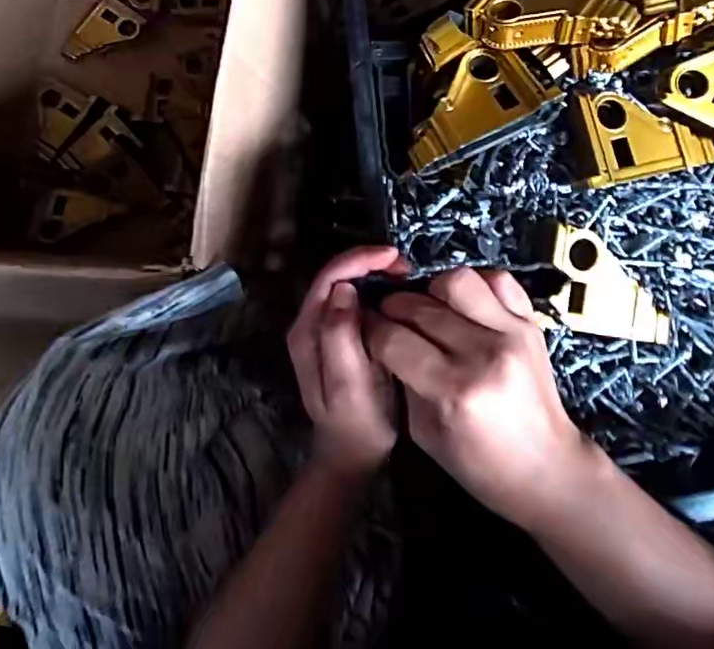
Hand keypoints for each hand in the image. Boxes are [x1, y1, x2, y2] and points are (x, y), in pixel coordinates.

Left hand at [287, 246, 408, 478]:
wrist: (352, 455)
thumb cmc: (357, 422)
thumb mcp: (349, 383)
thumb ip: (341, 336)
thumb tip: (344, 288)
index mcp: (308, 331)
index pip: (329, 277)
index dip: (360, 259)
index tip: (395, 257)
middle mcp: (310, 324)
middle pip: (336, 275)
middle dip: (369, 261)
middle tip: (405, 265)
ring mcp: (323, 329)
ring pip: (345, 283)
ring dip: (373, 272)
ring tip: (405, 273)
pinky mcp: (339, 335)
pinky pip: (354, 299)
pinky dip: (375, 288)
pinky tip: (396, 291)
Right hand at [366, 267, 599, 528]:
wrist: (547, 467)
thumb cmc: (480, 464)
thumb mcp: (424, 433)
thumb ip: (402, 379)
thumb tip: (381, 336)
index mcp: (454, 391)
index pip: (393, 339)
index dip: (372, 330)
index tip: (365, 328)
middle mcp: (484, 354)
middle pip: (419, 306)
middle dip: (394, 309)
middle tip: (390, 318)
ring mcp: (512, 333)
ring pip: (457, 280)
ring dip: (433, 291)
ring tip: (430, 309)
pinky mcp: (531, 323)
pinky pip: (497, 280)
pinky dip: (475, 285)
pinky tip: (465, 306)